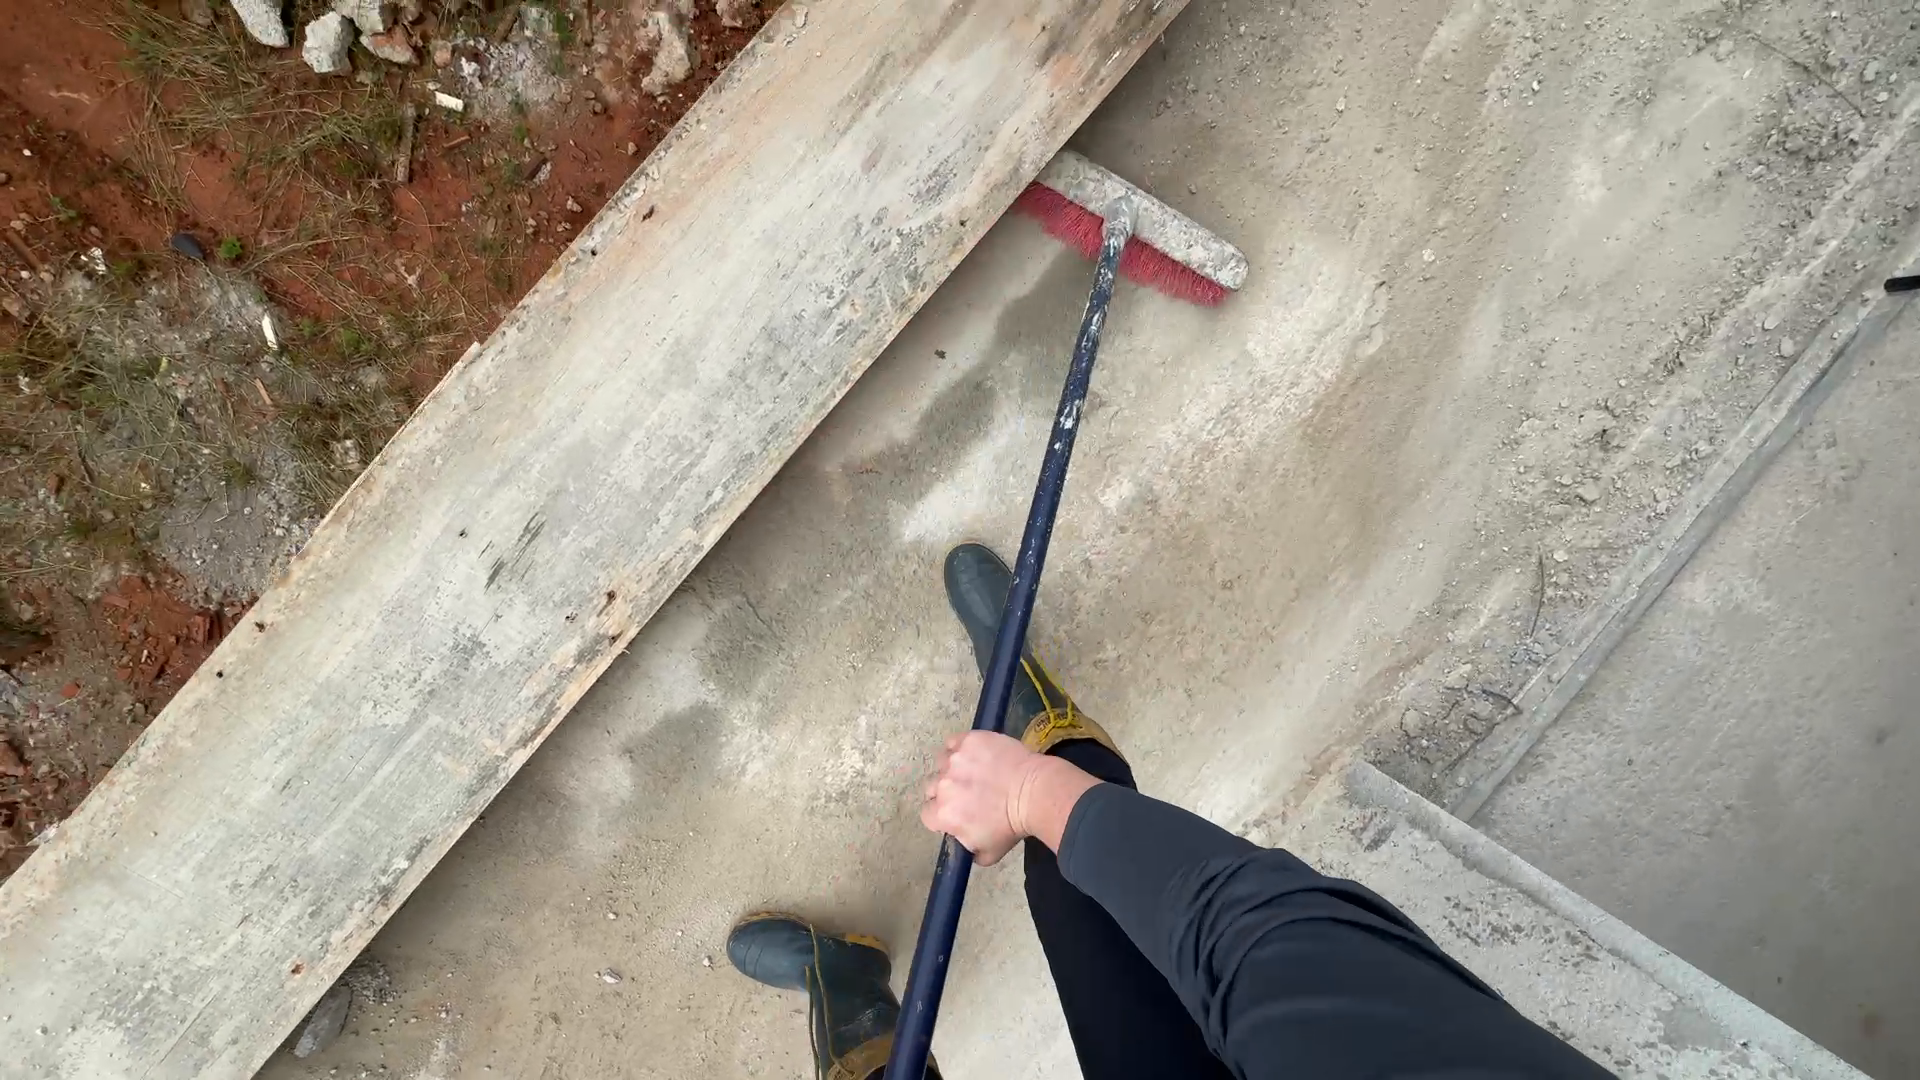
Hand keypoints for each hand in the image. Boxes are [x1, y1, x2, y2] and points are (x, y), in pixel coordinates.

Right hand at [920, 731, 1098, 863]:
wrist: (1034, 792)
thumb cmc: (1013, 824)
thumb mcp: (987, 854)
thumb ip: (965, 850)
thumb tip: (961, 841)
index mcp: (944, 814)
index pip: (928, 814)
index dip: (941, 814)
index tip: (955, 811)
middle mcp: (943, 785)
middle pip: (932, 787)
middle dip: (945, 790)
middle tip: (966, 791)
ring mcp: (955, 759)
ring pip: (942, 762)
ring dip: (952, 767)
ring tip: (972, 770)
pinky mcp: (968, 740)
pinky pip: (953, 742)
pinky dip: (959, 747)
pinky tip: (973, 753)